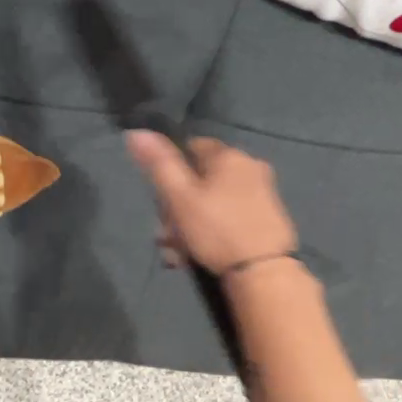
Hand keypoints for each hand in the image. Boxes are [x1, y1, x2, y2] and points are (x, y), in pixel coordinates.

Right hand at [124, 131, 297, 275]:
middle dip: (175, 208)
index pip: (190, 147)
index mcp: (228, 156)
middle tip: (166, 235)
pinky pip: (226, 216)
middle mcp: (248, 166)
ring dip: (187, 226)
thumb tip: (136, 132)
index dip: (170, 171)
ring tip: (178, 253)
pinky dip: (208, 232)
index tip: (160, 198)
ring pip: (209, 202)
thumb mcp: (180, 197)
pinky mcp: (265, 215)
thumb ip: (159, 165)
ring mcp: (260, 191)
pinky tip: (197, 253)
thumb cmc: (216, 229)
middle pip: (198, 180)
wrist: (261, 268)